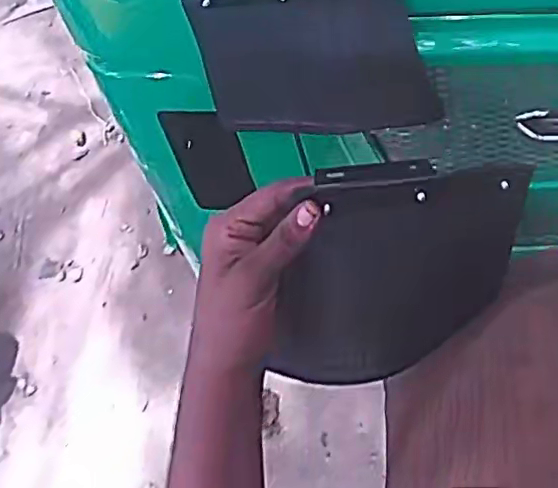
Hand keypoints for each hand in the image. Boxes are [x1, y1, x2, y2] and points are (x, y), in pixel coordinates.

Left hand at [187, 179, 320, 374]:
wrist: (229, 368)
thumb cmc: (224, 329)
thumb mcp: (254, 277)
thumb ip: (283, 240)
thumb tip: (309, 209)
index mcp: (226, 227)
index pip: (270, 194)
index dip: (300, 190)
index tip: (328, 190)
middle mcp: (238, 232)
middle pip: (280, 204)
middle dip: (306, 204)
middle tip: (333, 204)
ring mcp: (253, 247)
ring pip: (288, 220)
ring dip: (307, 220)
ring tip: (329, 218)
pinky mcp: (268, 261)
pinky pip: (291, 238)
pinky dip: (306, 236)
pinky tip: (318, 237)